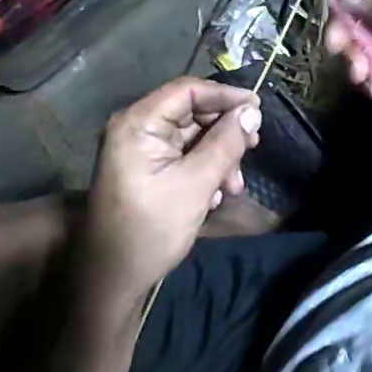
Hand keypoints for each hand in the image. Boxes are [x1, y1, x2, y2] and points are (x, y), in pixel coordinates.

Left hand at [84, 78, 261, 295]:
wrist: (113, 280)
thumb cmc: (151, 229)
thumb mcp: (196, 184)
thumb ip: (226, 143)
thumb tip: (252, 110)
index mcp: (137, 124)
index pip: (187, 91)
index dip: (225, 94)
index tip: (258, 107)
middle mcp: (136, 128)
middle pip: (192, 112)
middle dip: (225, 131)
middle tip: (254, 145)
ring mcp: (141, 150)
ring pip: (193, 136)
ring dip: (220, 155)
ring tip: (234, 185)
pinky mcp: (148, 169)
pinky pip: (185, 155)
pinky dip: (206, 168)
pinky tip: (218, 195)